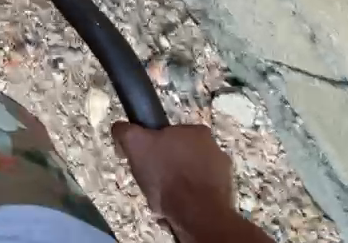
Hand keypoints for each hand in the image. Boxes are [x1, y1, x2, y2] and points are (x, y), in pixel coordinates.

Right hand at [113, 123, 267, 241]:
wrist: (197, 217)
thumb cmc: (167, 175)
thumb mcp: (133, 142)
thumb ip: (123, 129)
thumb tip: (121, 129)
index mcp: (197, 132)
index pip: (169, 133)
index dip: (153, 145)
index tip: (145, 159)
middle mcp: (216, 150)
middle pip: (179, 156)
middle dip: (164, 168)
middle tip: (151, 181)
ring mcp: (224, 177)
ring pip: (188, 177)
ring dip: (174, 187)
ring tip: (160, 199)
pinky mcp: (226, 200)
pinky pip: (197, 196)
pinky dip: (185, 202)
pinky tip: (173, 210)